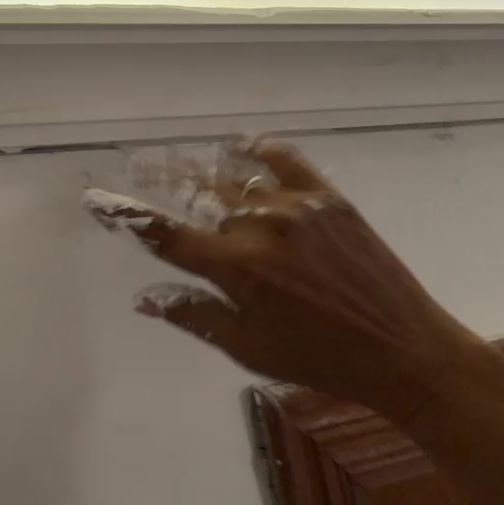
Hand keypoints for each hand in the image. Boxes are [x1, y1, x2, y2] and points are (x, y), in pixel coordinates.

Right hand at [84, 140, 479, 420]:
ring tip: (177, 156)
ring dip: (199, 165)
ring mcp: (295, 205)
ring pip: (232, 174)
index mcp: (236, 268)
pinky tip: (241, 145)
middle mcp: (259, 227)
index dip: (126, 215)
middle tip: (135, 163)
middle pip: (194, 191)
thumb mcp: (249, 349)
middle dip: (158, 177)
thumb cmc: (320, 358)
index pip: (164, 234)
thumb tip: (142, 296)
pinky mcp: (326, 195)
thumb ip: (194, 316)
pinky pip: (282, 158)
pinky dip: (257, 149)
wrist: (406, 350)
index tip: (97, 199)